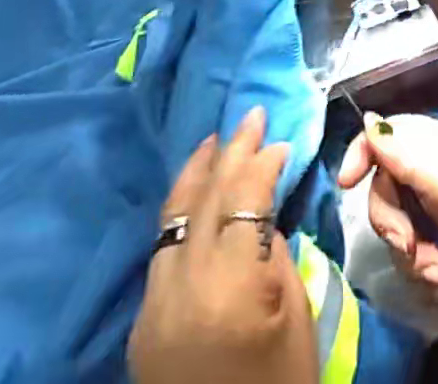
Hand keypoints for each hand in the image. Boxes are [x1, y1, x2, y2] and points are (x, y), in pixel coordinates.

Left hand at [130, 107, 313, 383]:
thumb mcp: (295, 320)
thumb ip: (274, 259)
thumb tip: (261, 219)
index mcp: (228, 285)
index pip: (243, 200)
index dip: (262, 164)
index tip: (280, 140)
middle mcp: (180, 284)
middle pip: (205, 199)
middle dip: (230, 151)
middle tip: (251, 115)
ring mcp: (153, 301)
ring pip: (172, 216)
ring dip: (197, 172)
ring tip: (217, 139)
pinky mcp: (142, 317)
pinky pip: (163, 245)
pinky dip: (183, 209)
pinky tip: (197, 192)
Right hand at [337, 114, 437, 364]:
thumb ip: (411, 158)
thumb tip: (369, 122)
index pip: (394, 133)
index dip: (365, 150)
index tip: (346, 183)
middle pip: (389, 182)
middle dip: (391, 217)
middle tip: (408, 243)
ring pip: (398, 223)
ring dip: (411, 252)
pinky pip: (413, 254)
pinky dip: (424, 271)